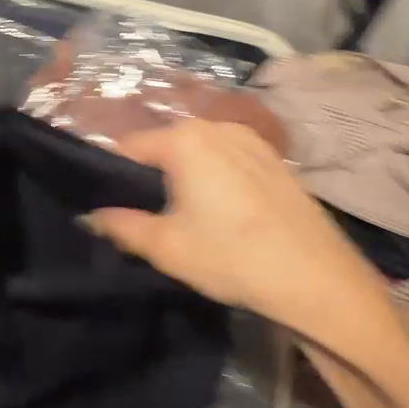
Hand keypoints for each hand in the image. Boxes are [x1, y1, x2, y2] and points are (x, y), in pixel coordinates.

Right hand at [83, 119, 401, 344]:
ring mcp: (250, 139)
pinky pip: (228, 160)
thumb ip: (120, 226)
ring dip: (185, 178)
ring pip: (198, 153)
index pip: (128, 147)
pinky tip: (224, 215)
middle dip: (150, 177)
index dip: (112, 177)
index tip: (109, 207)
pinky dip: (216, 179)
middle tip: (148, 218)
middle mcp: (216, 126)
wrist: (319, 281)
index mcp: (184, 139)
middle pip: (164, 146)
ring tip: (187, 219)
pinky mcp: (275, 159)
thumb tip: (89, 216)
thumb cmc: (233, 257)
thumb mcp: (166, 247)